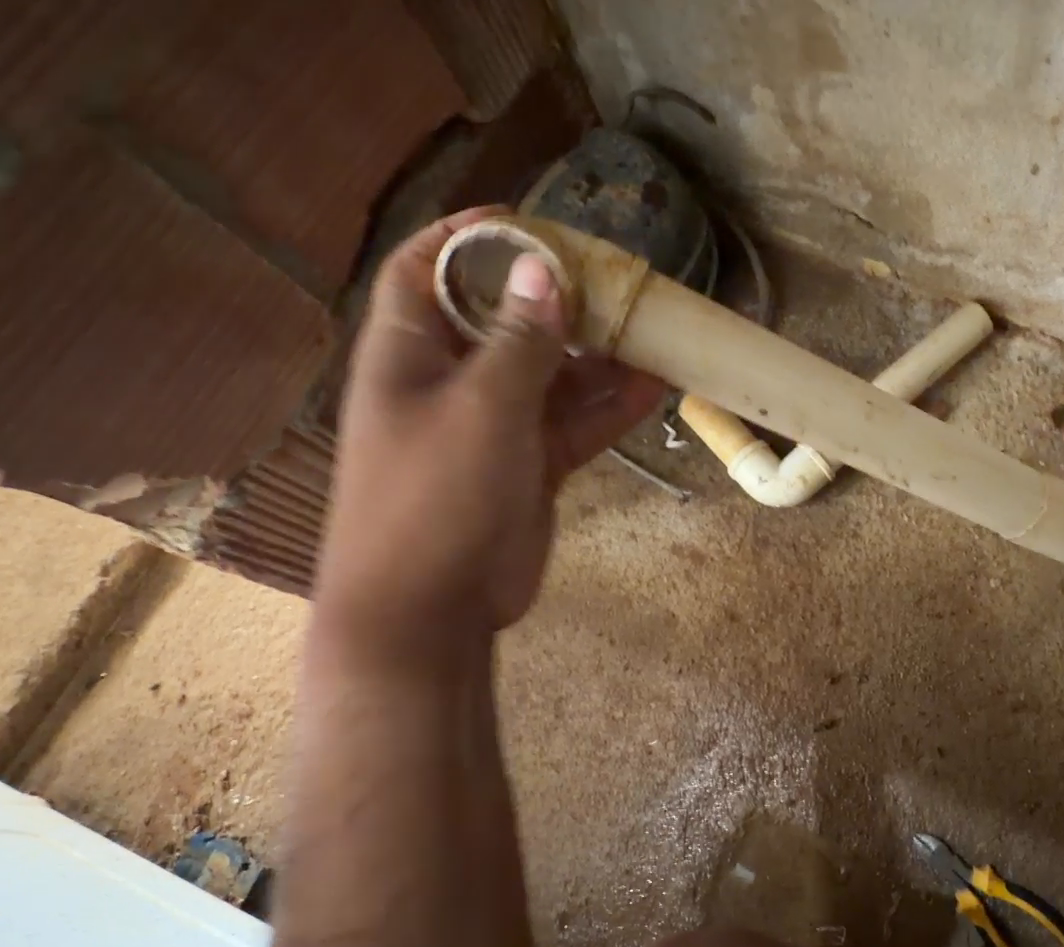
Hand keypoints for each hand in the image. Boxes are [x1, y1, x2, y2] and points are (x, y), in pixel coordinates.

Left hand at [314, 207, 664, 651]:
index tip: (529, 220)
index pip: (424, 269)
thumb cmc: (435, 497)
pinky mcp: (528, 466)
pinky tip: (654, 386)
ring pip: (550, 374)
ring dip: (596, 355)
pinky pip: (572, 424)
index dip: (468, 238)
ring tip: (650, 330)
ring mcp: (492, 427)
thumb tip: (543, 271)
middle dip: (555, 297)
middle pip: (502, 320)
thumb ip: (518, 341)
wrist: (429, 610)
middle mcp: (449, 382)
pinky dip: (608, 407)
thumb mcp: (482, 409)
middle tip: (613, 278)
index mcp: (409, 354)